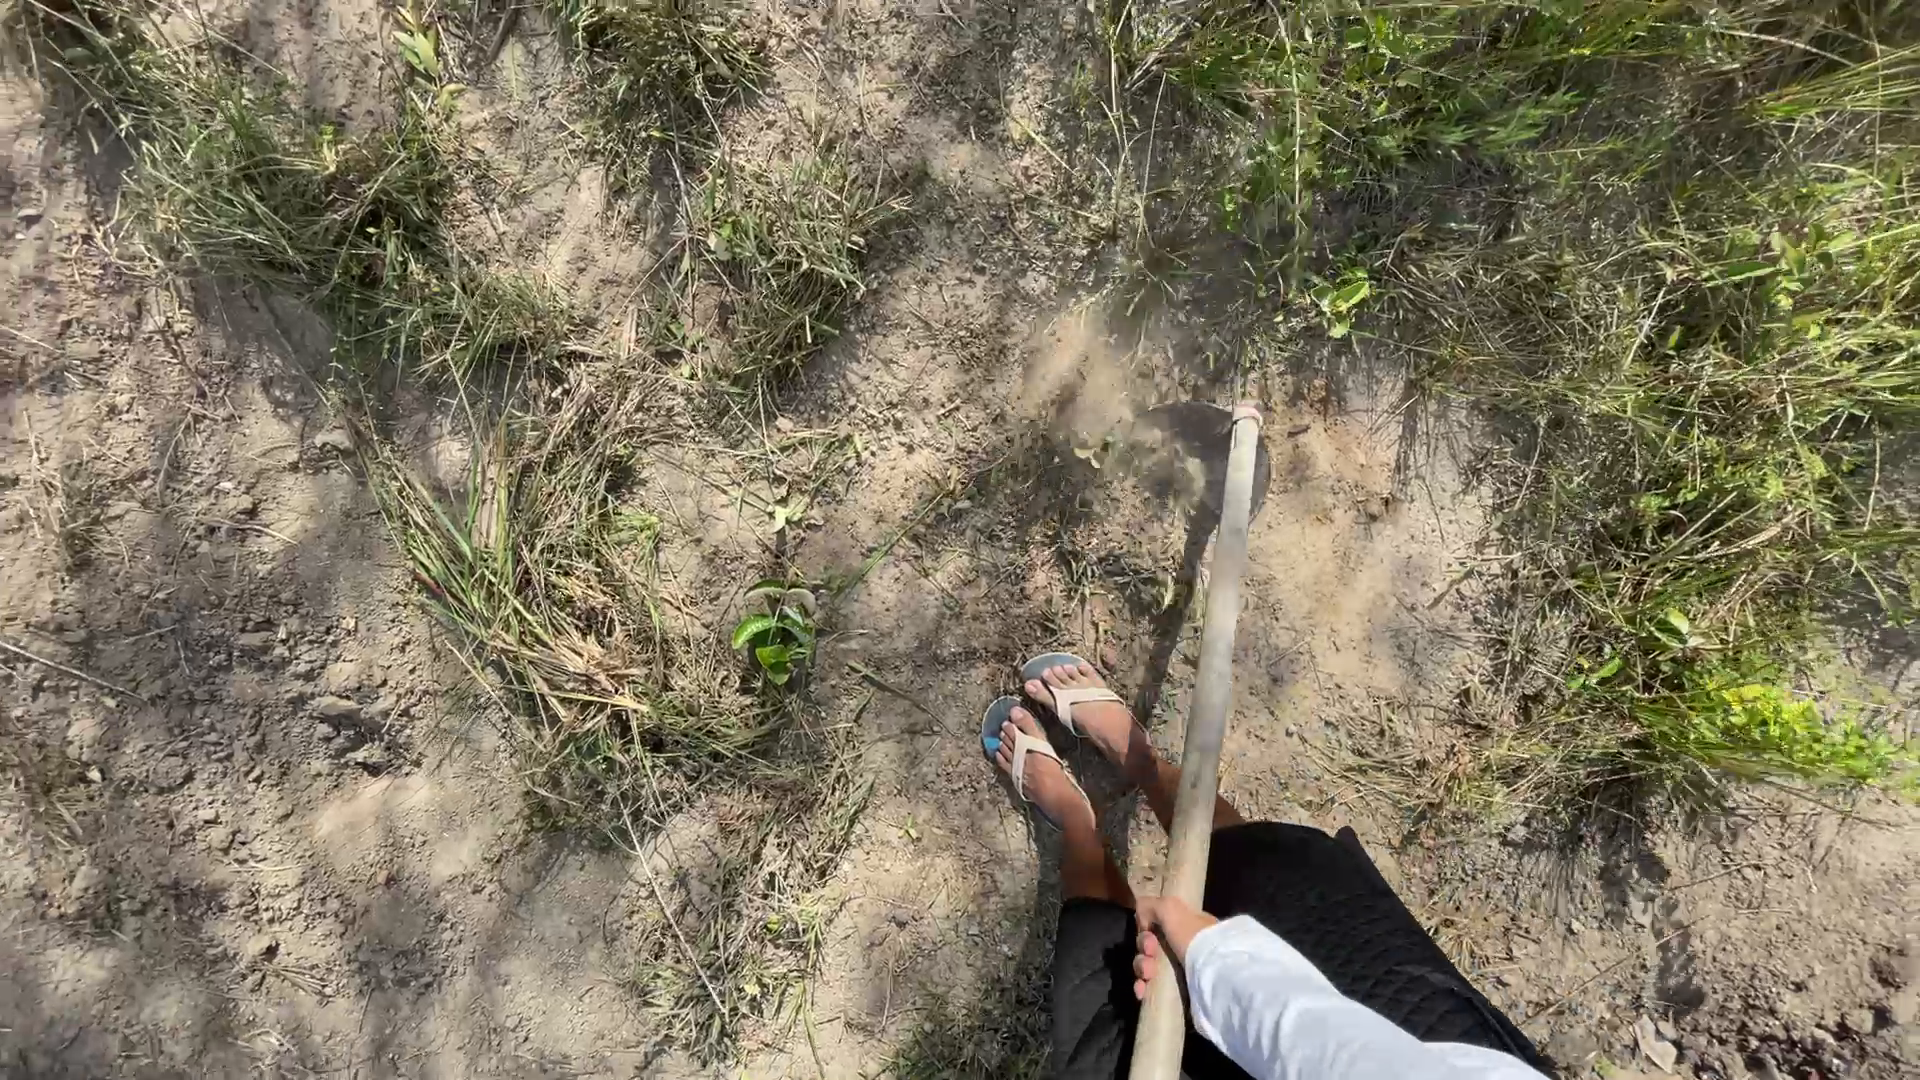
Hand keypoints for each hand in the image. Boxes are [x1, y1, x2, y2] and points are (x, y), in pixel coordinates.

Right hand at [1131, 895, 1217, 1000]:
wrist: (1217, 977)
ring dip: (1141, 968)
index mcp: (1186, 926)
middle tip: (1150, 953)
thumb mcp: (1170, 908)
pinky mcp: (1178, 994)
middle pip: (1150, 945)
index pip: (1158, 923)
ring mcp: (1181, 972)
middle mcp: (1184, 947)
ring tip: (1147, 974)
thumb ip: (1150, 905)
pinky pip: (1153, 988)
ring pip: (1149, 966)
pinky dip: (1143, 988)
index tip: (1147, 930)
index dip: (1147, 926)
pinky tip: (1141, 990)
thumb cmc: (1194, 937)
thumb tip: (1141, 920)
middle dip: (1143, 947)